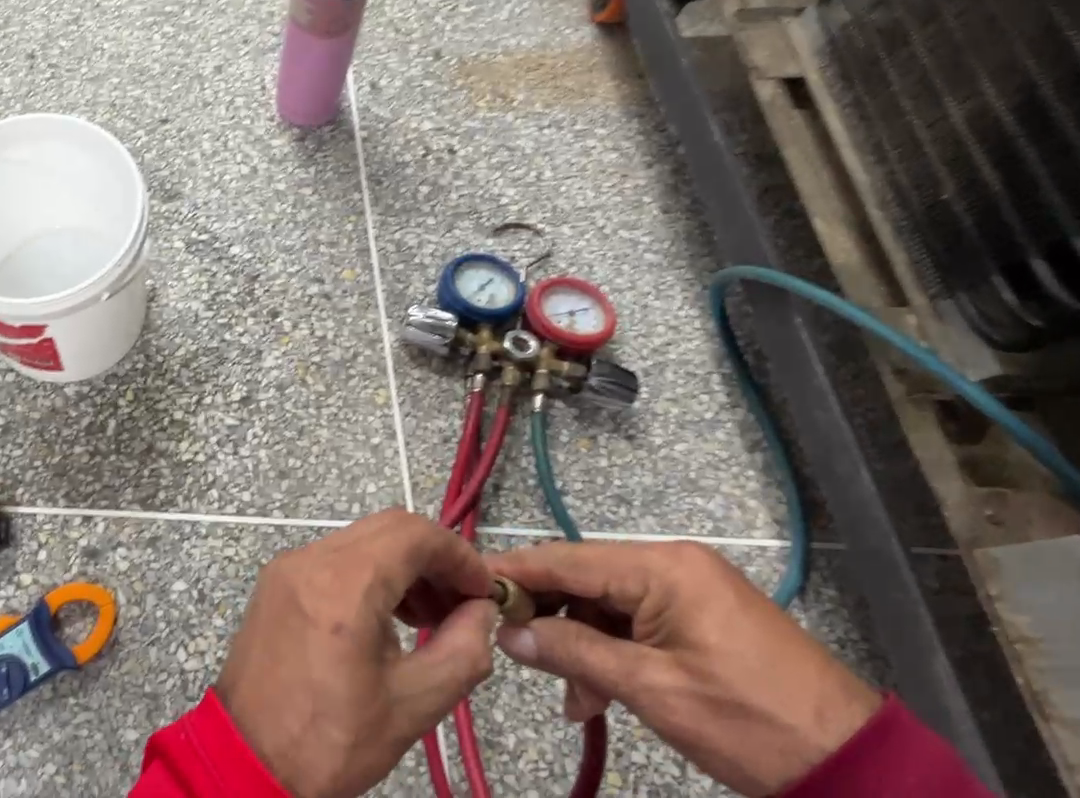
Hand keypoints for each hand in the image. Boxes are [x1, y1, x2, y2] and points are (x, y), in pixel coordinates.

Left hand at [215, 509, 497, 797]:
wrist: (247, 757)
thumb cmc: (332, 739)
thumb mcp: (413, 705)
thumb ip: (462, 650)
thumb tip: (481, 610)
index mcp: (343, 586)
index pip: (414, 534)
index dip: (459, 555)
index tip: (486, 592)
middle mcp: (310, 559)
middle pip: (388, 528)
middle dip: (433, 558)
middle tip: (461, 606)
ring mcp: (287, 566)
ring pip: (361, 540)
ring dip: (402, 565)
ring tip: (429, 620)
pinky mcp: (276, 580)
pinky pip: (334, 558)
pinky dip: (369, 574)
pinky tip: (386, 618)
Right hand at [488, 541, 880, 796]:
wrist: (860, 768)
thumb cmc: (750, 723)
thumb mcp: (652, 689)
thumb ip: (573, 652)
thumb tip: (509, 632)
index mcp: (662, 567)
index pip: (565, 558)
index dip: (514, 573)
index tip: (468, 585)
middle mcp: (672, 564)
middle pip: (583, 579)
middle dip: (548, 618)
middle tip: (513, 651)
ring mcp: (690, 589)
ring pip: (606, 604)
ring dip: (580, 645)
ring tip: (571, 697)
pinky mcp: (702, 617)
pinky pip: (636, 622)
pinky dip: (612, 653)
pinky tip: (598, 694)